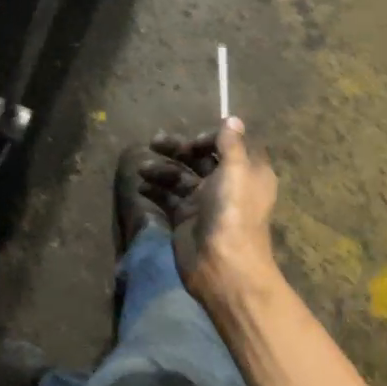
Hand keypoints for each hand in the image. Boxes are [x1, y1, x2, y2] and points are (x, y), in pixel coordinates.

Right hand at [153, 117, 280, 301]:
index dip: (209, 138)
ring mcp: (204, 203)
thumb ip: (230, 144)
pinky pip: (167, 197)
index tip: (192, 142)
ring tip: (142, 170)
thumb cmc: (233, 213)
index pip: (227, 145)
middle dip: (177, 149)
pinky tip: (141, 187)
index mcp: (245, 173)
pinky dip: (154, 190)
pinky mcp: (185, 218)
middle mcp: (225, 185)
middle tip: (154, 142)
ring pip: (180, 176)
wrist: (222, 266)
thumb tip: (232, 119)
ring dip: (161, 169)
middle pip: (199, 159)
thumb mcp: (235, 171)